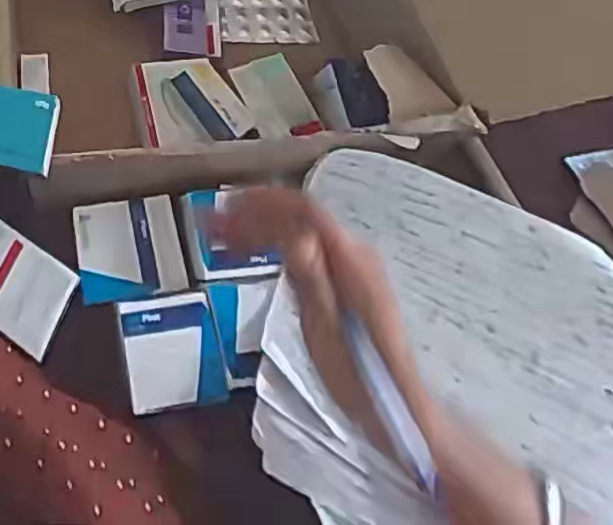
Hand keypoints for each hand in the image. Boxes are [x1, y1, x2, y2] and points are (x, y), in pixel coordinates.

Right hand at [212, 189, 405, 451]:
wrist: (397, 408)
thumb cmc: (361, 378)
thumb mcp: (327, 329)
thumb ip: (310, 277)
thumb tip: (294, 236)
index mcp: (350, 260)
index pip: (302, 211)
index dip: (262, 202)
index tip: (229, 205)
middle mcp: (353, 253)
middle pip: (296, 216)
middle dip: (252, 213)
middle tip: (215, 223)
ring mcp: (351, 263)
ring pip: (297, 227)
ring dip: (258, 226)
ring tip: (225, 235)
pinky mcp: (344, 276)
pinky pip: (303, 243)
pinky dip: (273, 241)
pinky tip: (253, 250)